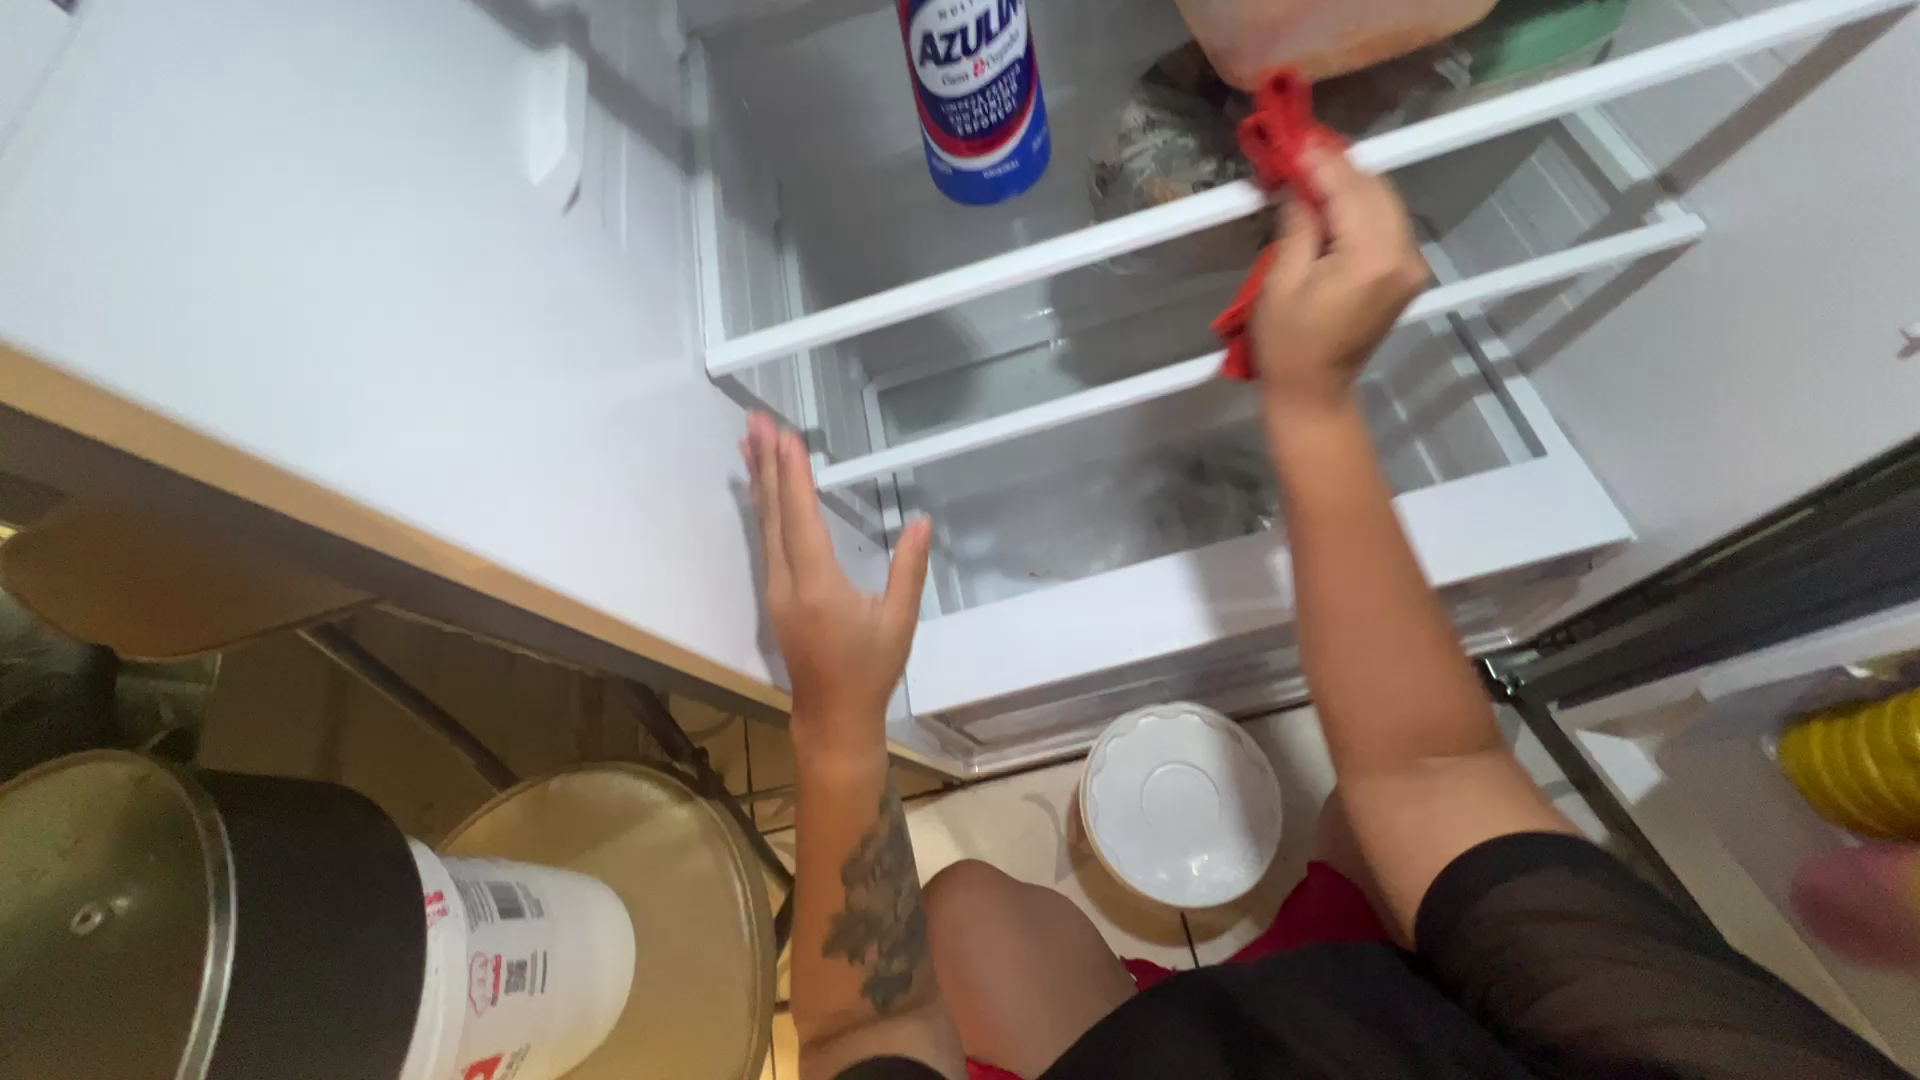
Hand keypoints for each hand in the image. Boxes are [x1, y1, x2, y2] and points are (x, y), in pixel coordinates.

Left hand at [742, 412, 932, 757]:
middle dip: (766, 464)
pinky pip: (765, 541)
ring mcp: (775, 589)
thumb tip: (921, 520)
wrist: (832, 715)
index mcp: (818, 586)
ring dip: (758, 480)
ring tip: (749, 441)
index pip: (801, 519)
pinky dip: (762, 507)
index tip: (785, 436)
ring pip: (764, 525)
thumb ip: (909, 569)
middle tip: (756, 420)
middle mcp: (787, 582)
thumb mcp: (899, 621)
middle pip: (773, 514)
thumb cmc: (870, 670)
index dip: (792, 475)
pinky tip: (759, 490)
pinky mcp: (774, 595)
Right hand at [1252, 144, 1429, 422]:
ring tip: (1312, 176)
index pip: (1349, 190)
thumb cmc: (1286, 345)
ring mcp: (1410, 264)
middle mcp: (1402, 254)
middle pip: (1375, 189)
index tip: (1295, 139)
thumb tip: (1299, 187)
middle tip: (1301, 154)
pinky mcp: (1405, 273)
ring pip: (1384, 203)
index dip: (1320, 162)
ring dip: (1349, 186)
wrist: (1313, 391)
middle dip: (1338, 169)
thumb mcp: (1280, 283)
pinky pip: (1386, 225)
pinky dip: (1360, 209)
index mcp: (1370, 257)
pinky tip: (1332, 206)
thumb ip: (1298, 226)